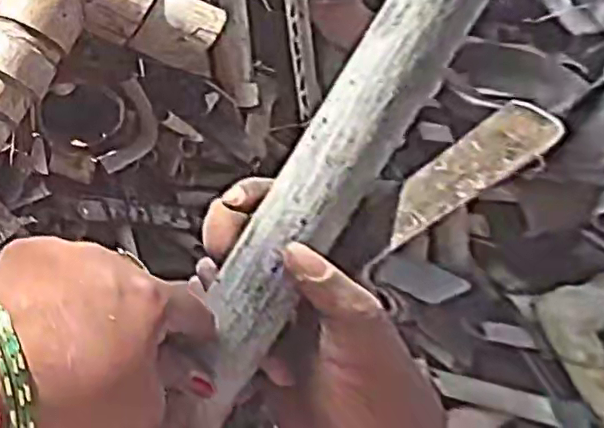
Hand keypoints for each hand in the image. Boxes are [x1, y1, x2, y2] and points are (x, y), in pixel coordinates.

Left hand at [0, 238, 215, 427]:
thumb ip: (171, 382)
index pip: (193, 309)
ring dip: (94, 299)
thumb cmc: (63, 388)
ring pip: (92, 274)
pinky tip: (48, 322)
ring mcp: (61, 250)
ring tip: (79, 341)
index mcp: (146, 295)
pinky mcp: (24, 249)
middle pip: (138, 287)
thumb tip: (178, 371)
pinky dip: (57, 289)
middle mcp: (103, 260)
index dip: (197, 334)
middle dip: (139, 317)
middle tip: (130, 353)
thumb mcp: (143, 407)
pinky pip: (54, 268)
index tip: (194, 347)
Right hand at [199, 179, 441, 427]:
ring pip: (223, 267)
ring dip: (219, 282)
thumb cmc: (392, 418)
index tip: (237, 202)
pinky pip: (213, 305)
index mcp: (334, 278)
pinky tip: (229, 330)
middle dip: (226, 236)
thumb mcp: (375, 351)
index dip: (259, 198)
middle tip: (225, 251)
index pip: (291, 216)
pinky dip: (211, 312)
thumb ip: (345, 299)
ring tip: (237, 307)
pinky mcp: (245, 334)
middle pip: (245, 233)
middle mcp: (298, 287)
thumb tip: (298, 250)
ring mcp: (270, 310)